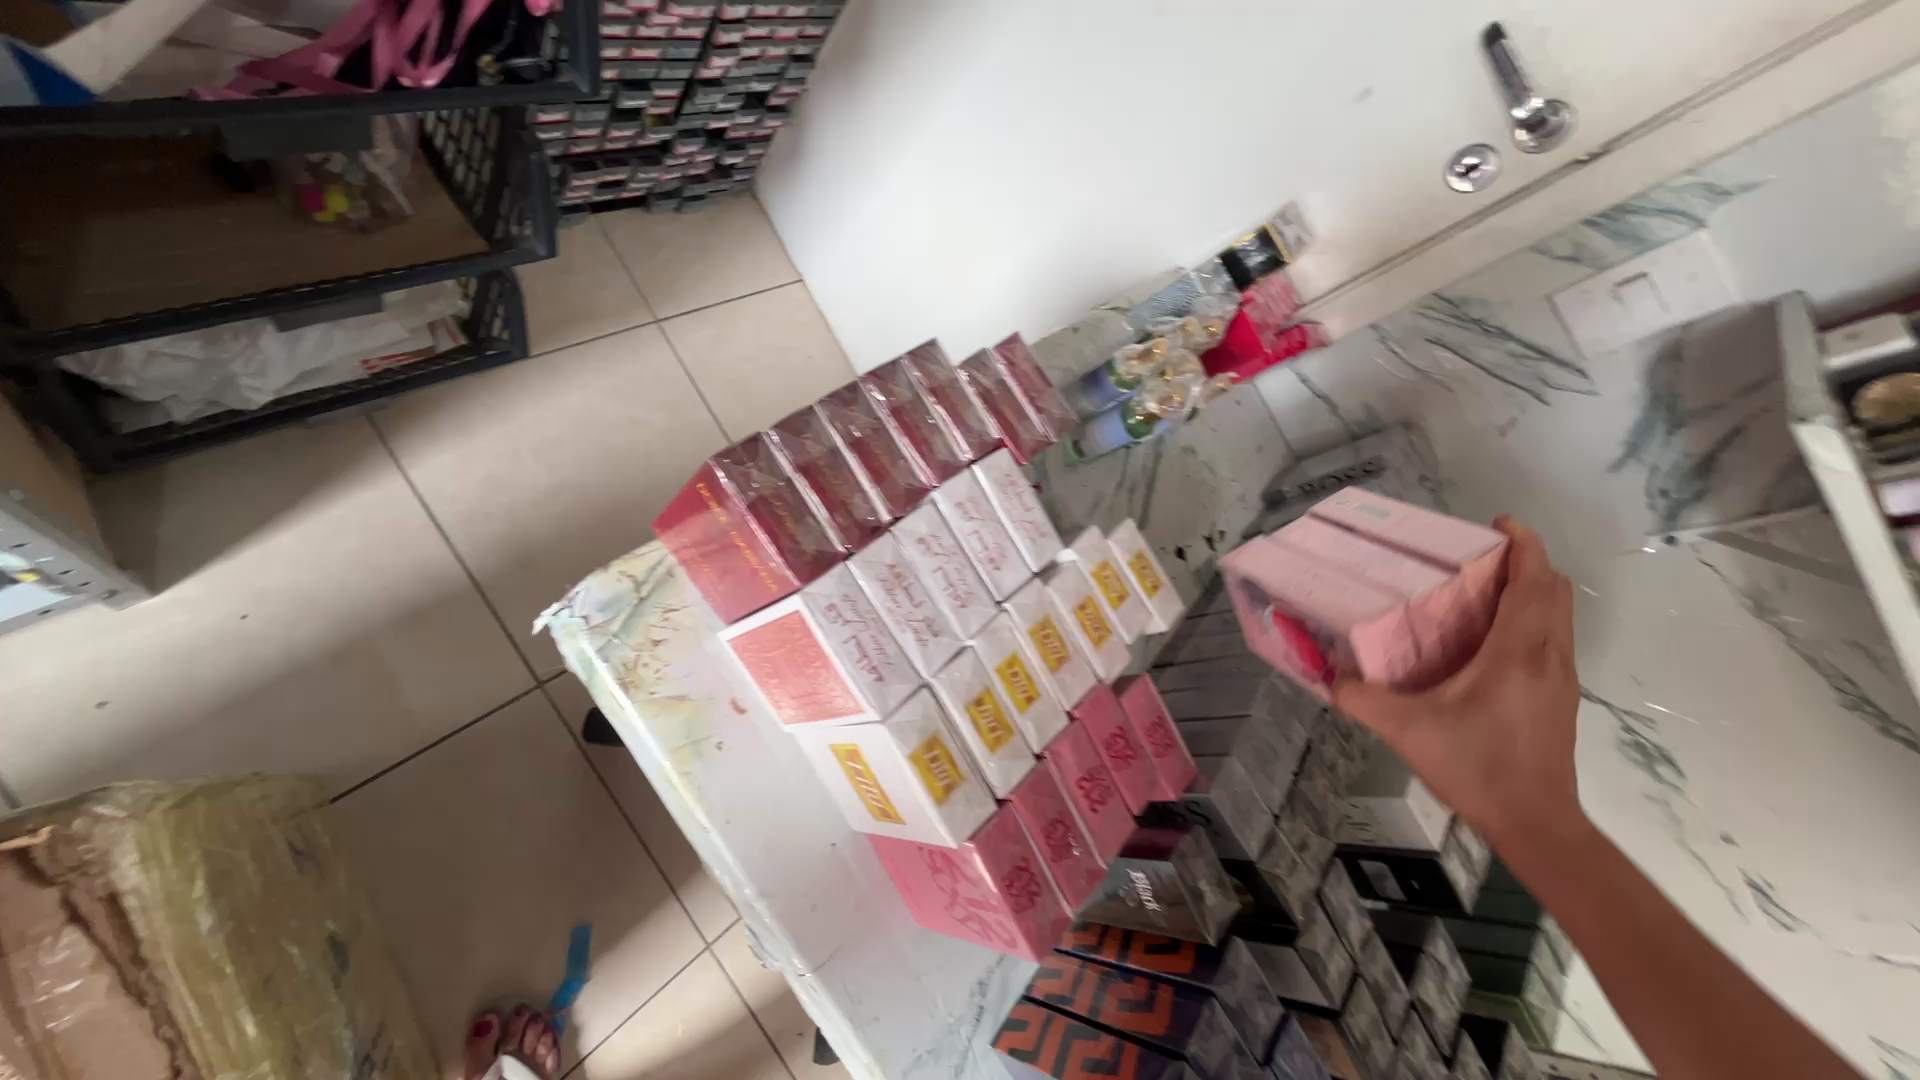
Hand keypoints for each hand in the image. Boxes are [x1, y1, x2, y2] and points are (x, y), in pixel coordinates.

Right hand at [1332, 517, 1584, 848]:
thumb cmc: (1475, 767)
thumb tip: (1326, 673)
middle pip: (1555, 590)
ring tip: (1480, 593)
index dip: (1524, 544)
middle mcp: (1549, 656)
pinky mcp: (1558, 700)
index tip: (1498, 524)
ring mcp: (1560, 679)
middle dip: (1526, 563)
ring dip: (1530, 592)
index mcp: (1517, 651)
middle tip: (1479, 558)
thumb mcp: (1405, 729)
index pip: (1535, 580)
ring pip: (1558, 616)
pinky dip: (1528, 621)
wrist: (1536, 824)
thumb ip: (1361, 697)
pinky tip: (1486, 643)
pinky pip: (1551, 640)